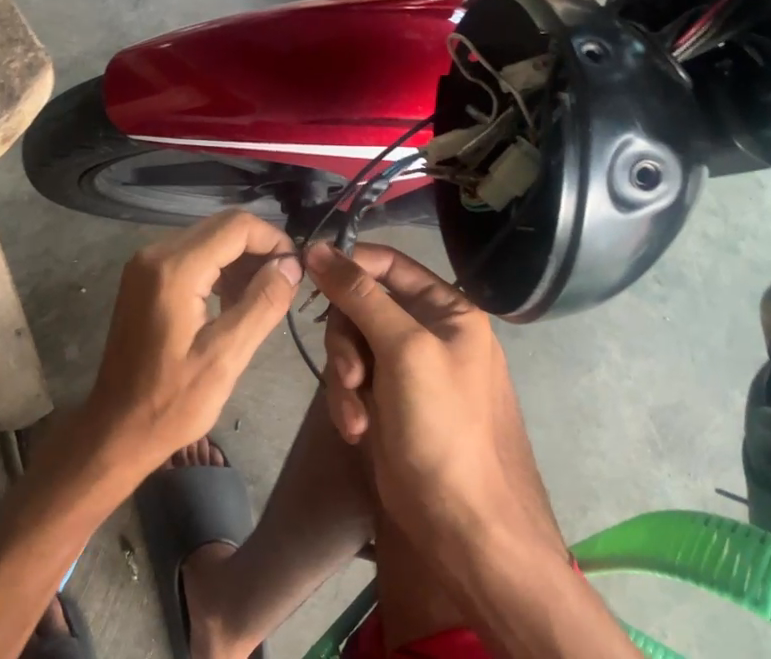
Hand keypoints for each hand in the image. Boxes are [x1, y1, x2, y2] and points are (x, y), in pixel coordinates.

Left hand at [80, 211, 301, 471]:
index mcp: (173, 269)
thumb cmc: (172, 401)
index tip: (296, 271)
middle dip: (259, 248)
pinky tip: (233, 301)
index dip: (274, 240)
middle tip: (284, 286)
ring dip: (240, 259)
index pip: (236, 226)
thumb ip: (261, 305)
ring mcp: (144, 264)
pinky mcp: (143, 278)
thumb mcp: (225, 357)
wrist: (117, 427)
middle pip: (221, 226)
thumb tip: (291, 266)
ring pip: (207, 238)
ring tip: (263, 298)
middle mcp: (155, 254)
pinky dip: (218, 269)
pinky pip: (190, 255)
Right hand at [309, 243, 564, 558]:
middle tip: (350, 374)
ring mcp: (407, 371)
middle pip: (361, 307)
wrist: (462, 524)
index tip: (308, 274)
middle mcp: (429, 334)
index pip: (389, 264)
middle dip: (346, 341)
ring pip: (350, 346)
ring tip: (355, 413)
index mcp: (448, 311)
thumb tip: (318, 247)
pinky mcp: (388, 403)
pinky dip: (348, 402)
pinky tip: (357, 429)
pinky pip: (352, 382)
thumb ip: (360, 295)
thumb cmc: (443, 427)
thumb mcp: (404, 350)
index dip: (348, 266)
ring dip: (343, 378)